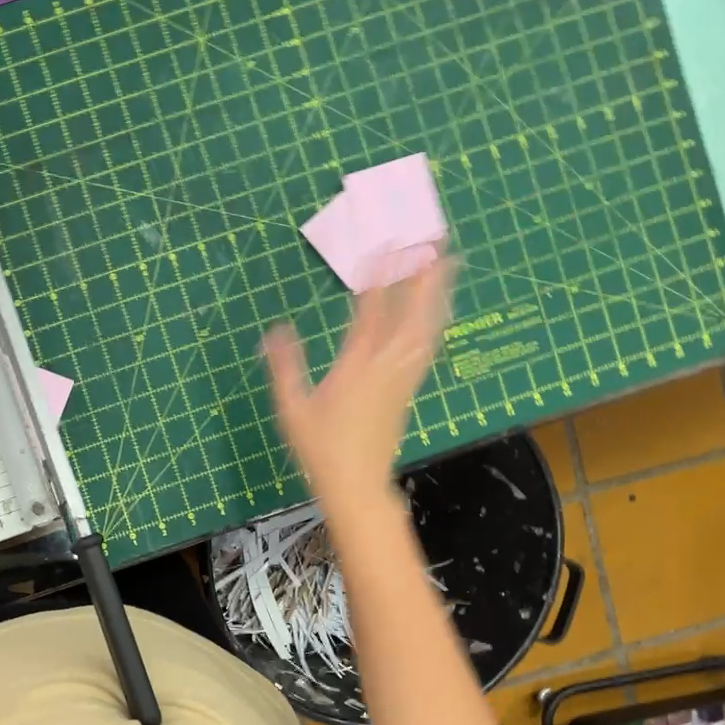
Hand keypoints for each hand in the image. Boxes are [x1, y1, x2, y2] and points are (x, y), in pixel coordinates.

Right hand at [262, 253, 454, 496]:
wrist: (357, 483)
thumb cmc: (319, 447)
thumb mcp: (292, 407)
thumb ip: (285, 366)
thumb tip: (276, 330)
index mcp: (356, 368)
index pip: (371, 314)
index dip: (380, 279)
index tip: (386, 247)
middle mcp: (387, 367)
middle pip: (414, 313)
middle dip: (425, 275)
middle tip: (436, 240)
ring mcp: (403, 377)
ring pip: (429, 326)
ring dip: (438, 292)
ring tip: (447, 261)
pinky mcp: (410, 388)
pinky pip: (429, 344)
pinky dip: (436, 319)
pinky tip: (438, 307)